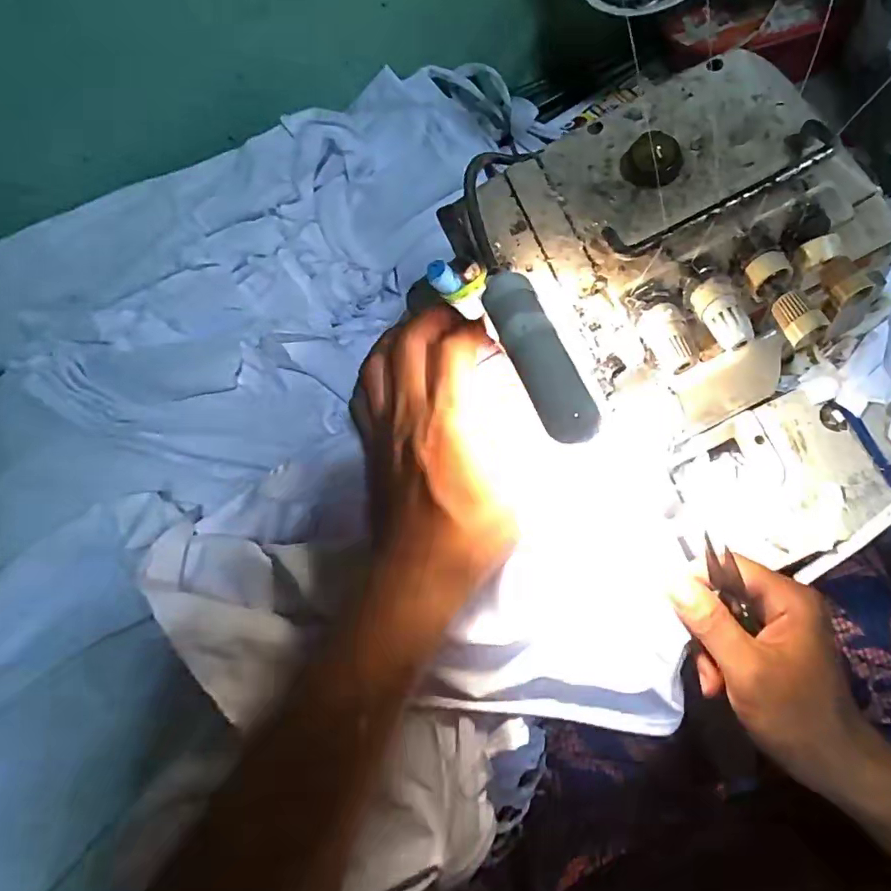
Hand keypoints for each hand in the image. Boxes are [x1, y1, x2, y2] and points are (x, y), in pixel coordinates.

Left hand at [353, 304, 517, 605]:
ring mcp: (382, 428)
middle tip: (461, 314)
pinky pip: (364, 390)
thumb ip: (519, 452)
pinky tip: (396, 368)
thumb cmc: (469, 539)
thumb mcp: (515, 495)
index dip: (475, 330)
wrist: (414, 576)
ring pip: (379, 360)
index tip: (496, 332)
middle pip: (409, 342)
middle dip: (436, 316)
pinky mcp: (369, 444)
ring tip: (426, 329)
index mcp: (446, 425)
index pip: (452, 352)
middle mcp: (407, 416)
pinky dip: (379, 366)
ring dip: (402, 334)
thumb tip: (527, 423)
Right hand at [669, 555, 878, 796]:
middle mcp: (788, 602)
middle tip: (703, 666)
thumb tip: (675, 580)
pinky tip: (722, 687)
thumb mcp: (744, 668)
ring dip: (713, 649)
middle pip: (727, 593)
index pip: (732, 566)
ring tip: (714, 685)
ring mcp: (784, 625)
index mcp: (789, 597)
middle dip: (707, 628)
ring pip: (729, 618)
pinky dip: (725, 659)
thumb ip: (710, 622)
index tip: (674, 609)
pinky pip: (739, 637)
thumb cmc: (792, 715)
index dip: (698, 580)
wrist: (833, 765)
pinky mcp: (778, 646)